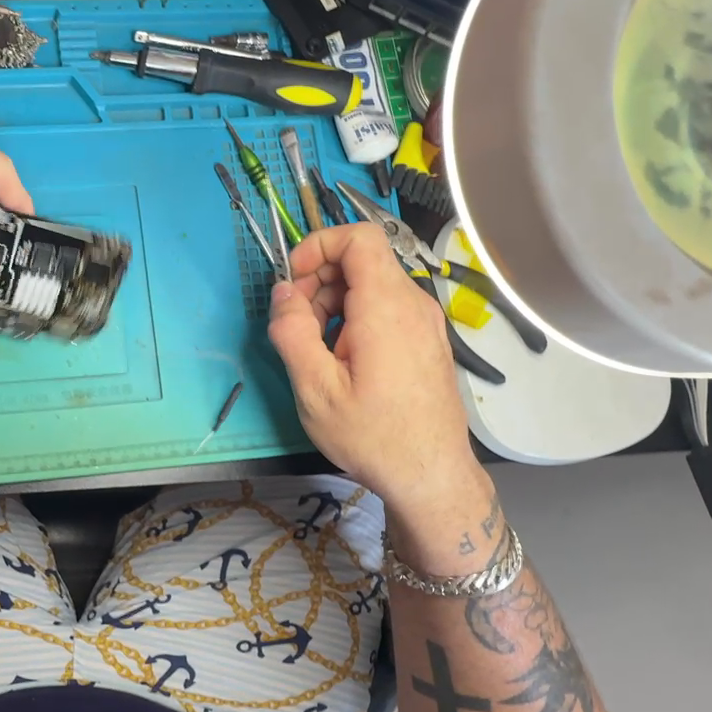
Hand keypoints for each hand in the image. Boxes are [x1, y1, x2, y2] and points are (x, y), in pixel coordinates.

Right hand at [266, 223, 485, 514]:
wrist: (430, 474)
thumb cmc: (372, 435)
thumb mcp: (315, 390)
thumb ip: (292, 333)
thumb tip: (281, 293)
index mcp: (386, 307)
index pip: (358, 237)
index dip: (317, 246)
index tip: (291, 282)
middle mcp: (412, 304)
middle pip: (361, 260)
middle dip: (317, 281)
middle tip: (294, 326)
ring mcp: (424, 321)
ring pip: (371, 285)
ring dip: (332, 303)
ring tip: (315, 350)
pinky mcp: (426, 339)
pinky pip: (384, 308)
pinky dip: (353, 319)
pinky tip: (341, 361)